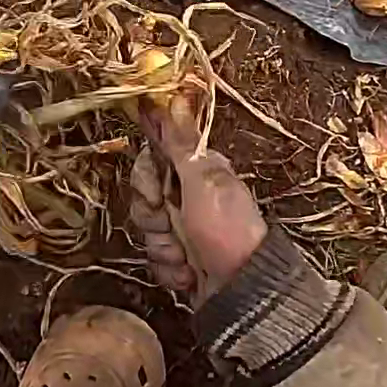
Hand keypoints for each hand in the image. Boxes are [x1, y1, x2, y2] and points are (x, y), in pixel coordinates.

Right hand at [128, 102, 266, 302]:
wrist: (243, 291)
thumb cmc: (227, 229)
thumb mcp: (204, 180)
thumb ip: (182, 142)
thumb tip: (174, 96)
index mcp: (196, 171)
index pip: (151, 160)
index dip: (146, 179)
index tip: (158, 194)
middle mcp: (188, 197)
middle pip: (144, 198)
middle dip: (154, 220)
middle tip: (173, 227)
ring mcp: (184, 230)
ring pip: (147, 233)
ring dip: (164, 250)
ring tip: (188, 259)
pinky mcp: (180, 259)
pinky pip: (156, 260)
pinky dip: (171, 271)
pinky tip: (189, 275)